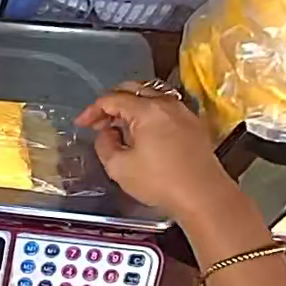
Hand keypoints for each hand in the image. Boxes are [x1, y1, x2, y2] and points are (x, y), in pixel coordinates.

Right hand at [77, 82, 258, 238]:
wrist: (203, 195)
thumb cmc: (160, 182)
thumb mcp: (118, 167)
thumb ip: (104, 144)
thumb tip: (106, 133)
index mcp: (147, 109)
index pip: (112, 99)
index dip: (92, 110)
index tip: (81, 124)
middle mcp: (167, 103)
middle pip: (132, 90)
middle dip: (111, 104)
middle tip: (98, 122)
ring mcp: (183, 112)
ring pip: (150, 96)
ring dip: (130, 107)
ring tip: (118, 127)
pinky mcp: (193, 124)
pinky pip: (164, 108)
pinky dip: (147, 113)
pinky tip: (141, 133)